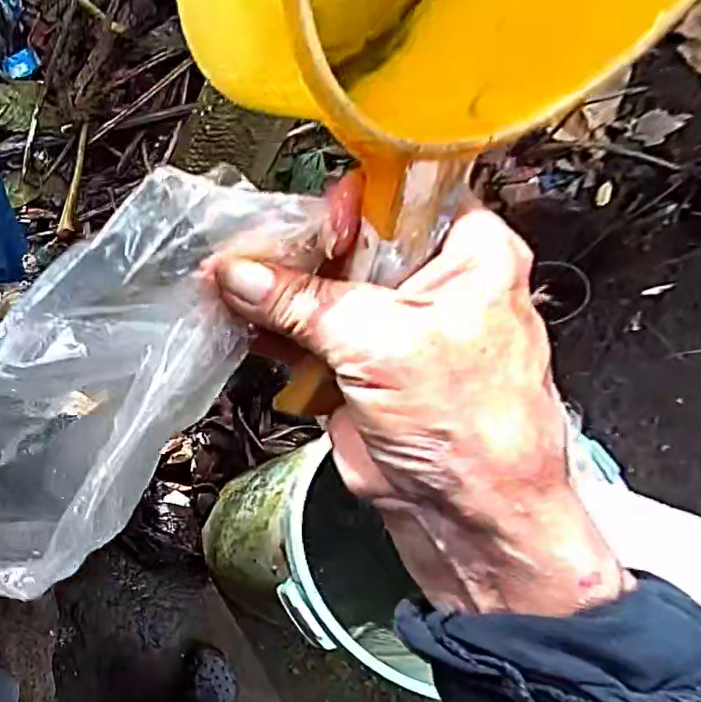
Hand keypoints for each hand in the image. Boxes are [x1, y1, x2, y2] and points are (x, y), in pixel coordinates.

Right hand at [207, 186, 631, 616]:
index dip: (345, 205)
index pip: (398, 199)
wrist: (454, 502)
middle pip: (343, 246)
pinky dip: (267, 330)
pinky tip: (241, 322)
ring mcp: (377, 327)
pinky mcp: (345, 364)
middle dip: (291, 252)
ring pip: (313, 292)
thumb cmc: (471, 425)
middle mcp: (421, 285)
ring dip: (270, 294)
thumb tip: (245, 275)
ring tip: (229, 288)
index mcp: (463, 255)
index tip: (295, 221)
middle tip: (245, 256)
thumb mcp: (380, 343)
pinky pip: (298, 335)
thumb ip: (306, 304)